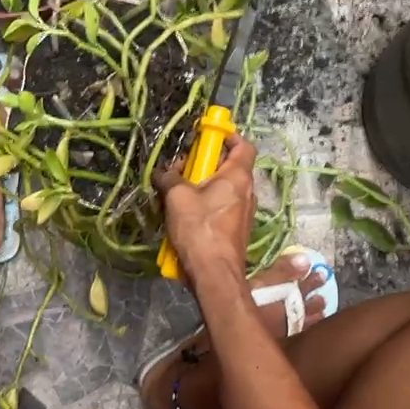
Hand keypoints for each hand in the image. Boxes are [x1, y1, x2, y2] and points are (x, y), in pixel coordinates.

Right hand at [158, 133, 257, 286]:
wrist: (214, 273)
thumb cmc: (200, 228)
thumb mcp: (177, 197)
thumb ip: (169, 178)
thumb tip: (163, 172)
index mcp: (237, 177)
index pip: (244, 146)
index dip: (228, 136)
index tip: (208, 135)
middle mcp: (246, 192)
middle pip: (230, 166)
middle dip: (205, 162)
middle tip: (182, 166)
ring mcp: (243, 212)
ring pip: (224, 188)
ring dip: (203, 184)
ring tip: (178, 191)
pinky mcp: (235, 229)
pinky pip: (221, 206)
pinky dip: (205, 203)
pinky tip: (185, 213)